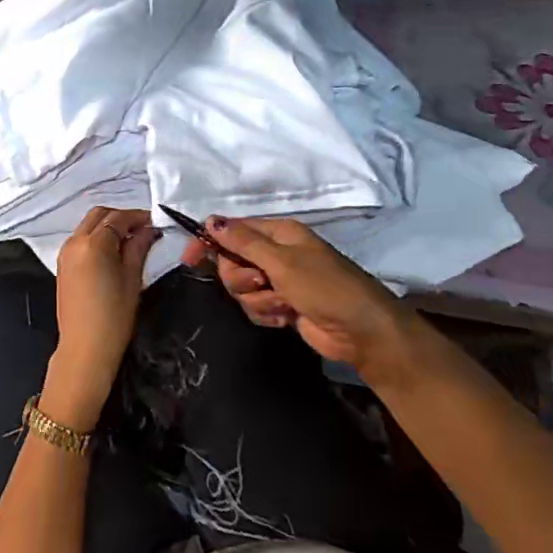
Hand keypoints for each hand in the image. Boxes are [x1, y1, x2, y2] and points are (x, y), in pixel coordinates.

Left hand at [47, 207, 158, 430]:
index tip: (155, 222)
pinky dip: (96, 238)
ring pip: (88, 226)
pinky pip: (80, 240)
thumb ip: (138, 248)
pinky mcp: (62, 264)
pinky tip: (113, 252)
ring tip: (131, 240)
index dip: (138, 217)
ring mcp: (65, 253)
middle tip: (143, 229)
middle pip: (99, 215)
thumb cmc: (114, 316)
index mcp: (93, 243)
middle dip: (121, 217)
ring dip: (108, 226)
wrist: (85, 347)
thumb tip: (148, 230)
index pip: (118, 218)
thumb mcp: (132, 278)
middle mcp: (74, 242)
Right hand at [184, 216, 413, 373]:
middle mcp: (276, 254)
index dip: (209, 242)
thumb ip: (242, 242)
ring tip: (282, 303)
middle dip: (240, 278)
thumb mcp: (281, 261)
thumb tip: (210, 220)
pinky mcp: (282, 305)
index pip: (231, 230)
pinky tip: (285, 317)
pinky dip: (266, 313)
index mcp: (278, 234)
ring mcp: (278, 281)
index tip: (190, 258)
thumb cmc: (326, 287)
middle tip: (260, 283)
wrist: (362, 332)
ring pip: (241, 288)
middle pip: (231, 262)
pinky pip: (254, 306)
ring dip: (257, 299)